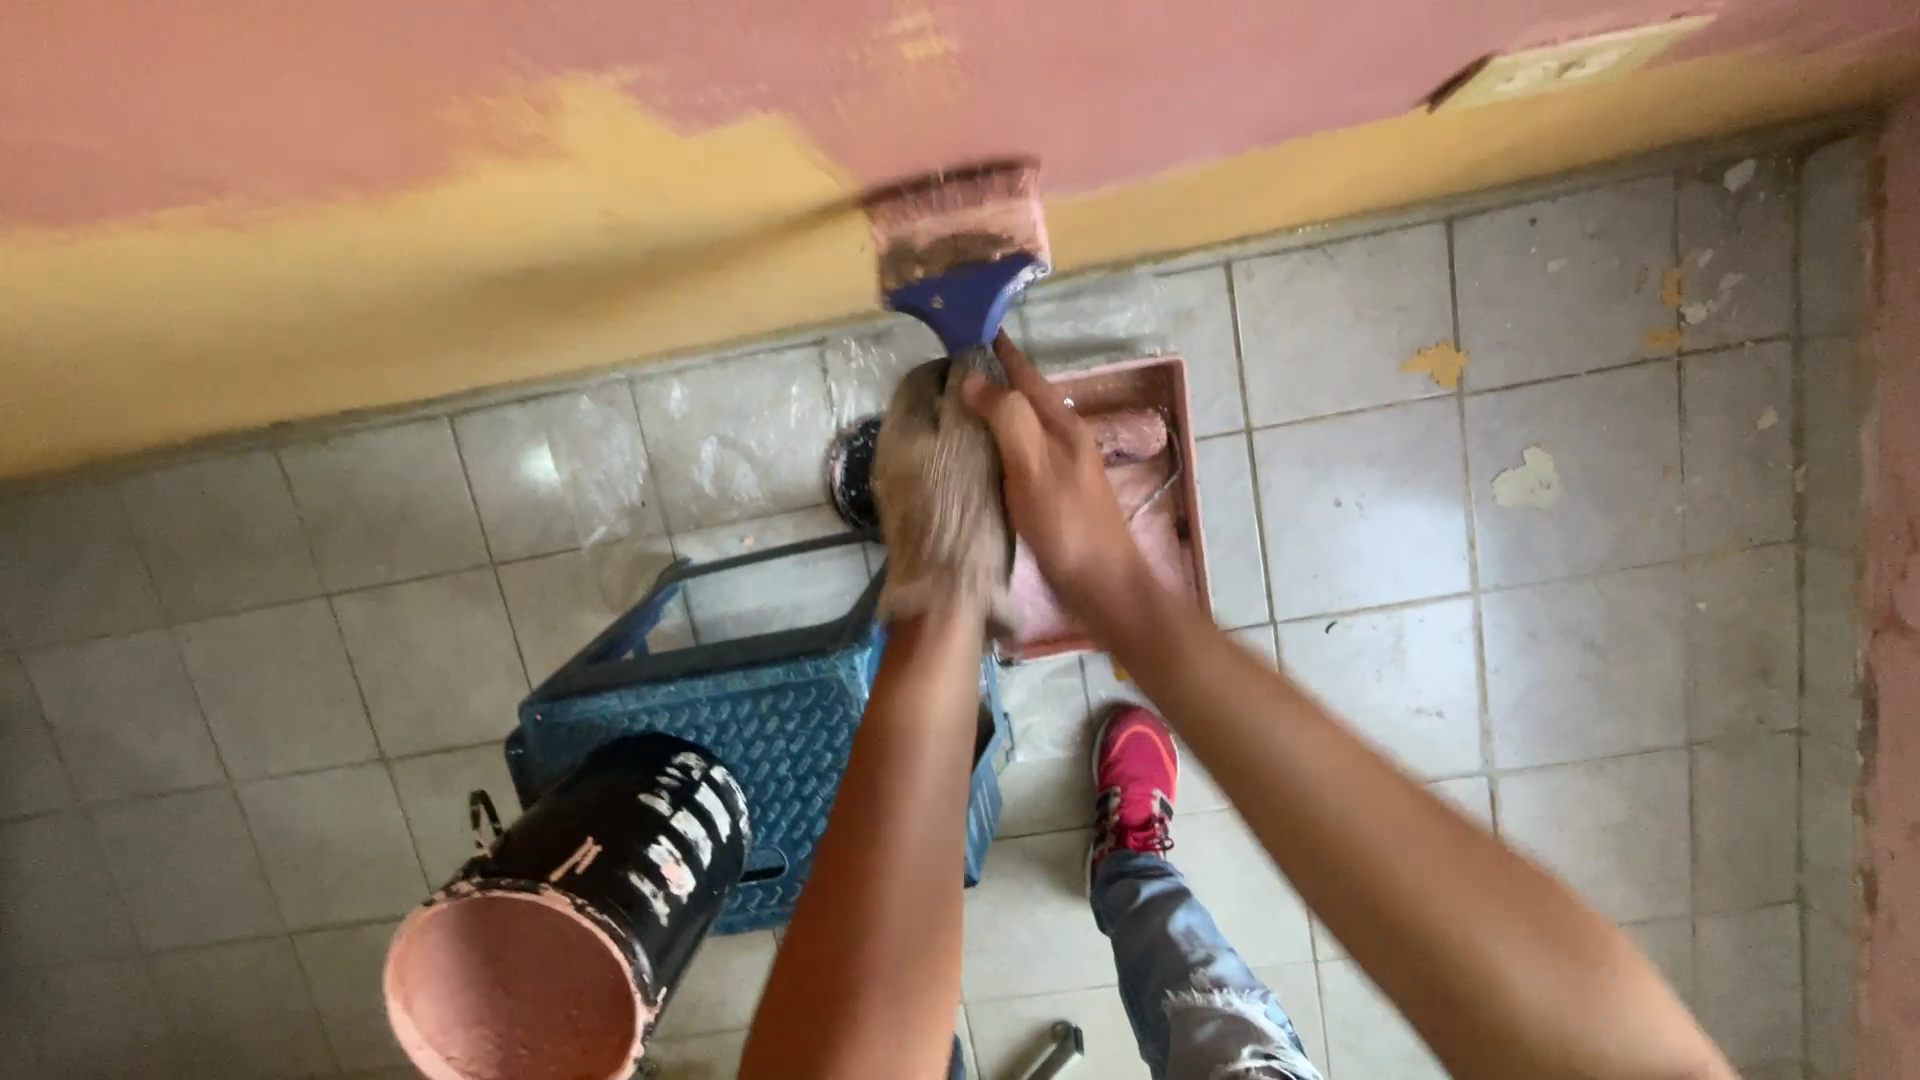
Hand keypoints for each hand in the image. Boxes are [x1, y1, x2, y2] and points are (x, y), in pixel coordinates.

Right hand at [960, 333, 1148, 623]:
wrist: (1102, 584)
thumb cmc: (1068, 524)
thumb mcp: (1035, 465)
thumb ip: (1007, 419)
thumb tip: (974, 379)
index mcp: (1062, 426)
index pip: (1025, 375)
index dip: (999, 352)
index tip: (966, 330)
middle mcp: (1063, 441)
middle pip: (1022, 400)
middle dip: (989, 382)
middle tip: (944, 373)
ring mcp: (1059, 470)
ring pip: (1019, 430)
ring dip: (990, 416)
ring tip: (952, 410)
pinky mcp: (1050, 497)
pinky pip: (1016, 459)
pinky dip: (992, 450)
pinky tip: (974, 460)